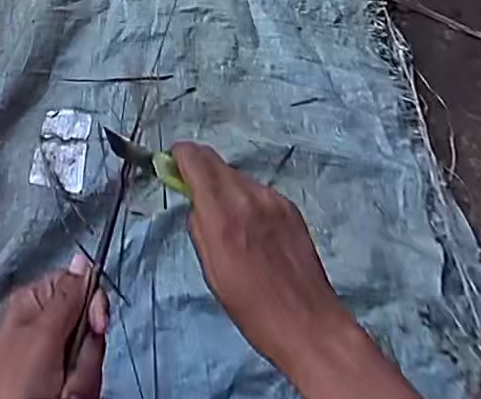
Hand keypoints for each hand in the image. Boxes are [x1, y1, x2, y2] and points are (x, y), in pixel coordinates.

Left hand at [0, 254, 109, 398]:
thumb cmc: (16, 384)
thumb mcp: (43, 335)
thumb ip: (66, 298)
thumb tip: (82, 259)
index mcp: (36, 303)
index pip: (80, 286)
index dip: (93, 304)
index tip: (96, 325)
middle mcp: (48, 327)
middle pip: (90, 328)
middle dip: (85, 355)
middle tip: (66, 373)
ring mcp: (56, 360)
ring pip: (92, 361)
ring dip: (82, 382)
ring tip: (59, 394)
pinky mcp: (63, 388)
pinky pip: (88, 386)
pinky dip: (80, 397)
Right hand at [170, 142, 352, 371]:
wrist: (308, 325)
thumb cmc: (251, 306)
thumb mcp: (210, 268)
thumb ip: (198, 225)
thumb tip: (194, 201)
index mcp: (221, 213)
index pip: (194, 158)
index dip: (179, 156)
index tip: (173, 164)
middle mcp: (246, 196)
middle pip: (213, 160)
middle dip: (199, 166)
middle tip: (193, 186)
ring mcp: (271, 199)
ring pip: (236, 175)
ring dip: (224, 184)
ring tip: (228, 216)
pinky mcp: (290, 206)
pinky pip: (257, 190)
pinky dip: (247, 198)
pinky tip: (253, 226)